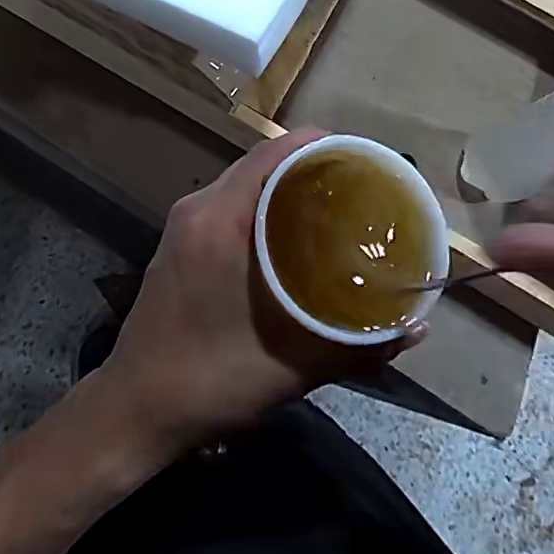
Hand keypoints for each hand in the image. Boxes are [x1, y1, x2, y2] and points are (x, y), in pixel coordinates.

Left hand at [92, 129, 421, 454]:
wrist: (135, 408)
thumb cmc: (211, 381)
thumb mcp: (293, 365)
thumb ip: (358, 346)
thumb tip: (418, 328)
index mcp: (218, 220)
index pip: (273, 154)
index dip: (320, 145)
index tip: (363, 161)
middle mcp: (197, 207)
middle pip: (261, 163)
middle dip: (310, 167)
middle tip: (358, 189)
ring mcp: (183, 223)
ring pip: (244, 182)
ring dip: (285, 186)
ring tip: (333, 207)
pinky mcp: (179, 240)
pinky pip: (229, 203)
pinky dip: (263, 205)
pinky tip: (291, 233)